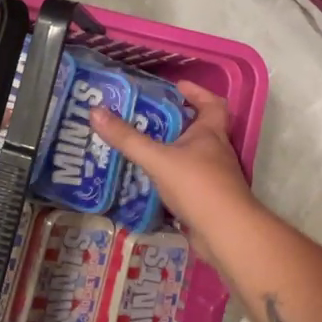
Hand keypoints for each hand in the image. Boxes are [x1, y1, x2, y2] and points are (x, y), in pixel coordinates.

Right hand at [89, 81, 256, 259]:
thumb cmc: (197, 185)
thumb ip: (128, 138)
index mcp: (210, 133)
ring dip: (174, 151)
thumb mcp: (158, 159)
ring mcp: (215, 177)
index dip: (198, 92)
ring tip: (144, 148)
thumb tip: (95, 111)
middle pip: (202, 129)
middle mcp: (217, 151)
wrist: (226, 234)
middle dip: (179, 122)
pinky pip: (188, 182)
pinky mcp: (208, 201)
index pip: (212, 103)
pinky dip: (172, 179)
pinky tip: (151, 182)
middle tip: (150, 117)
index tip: (178, 87)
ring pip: (194, 157)